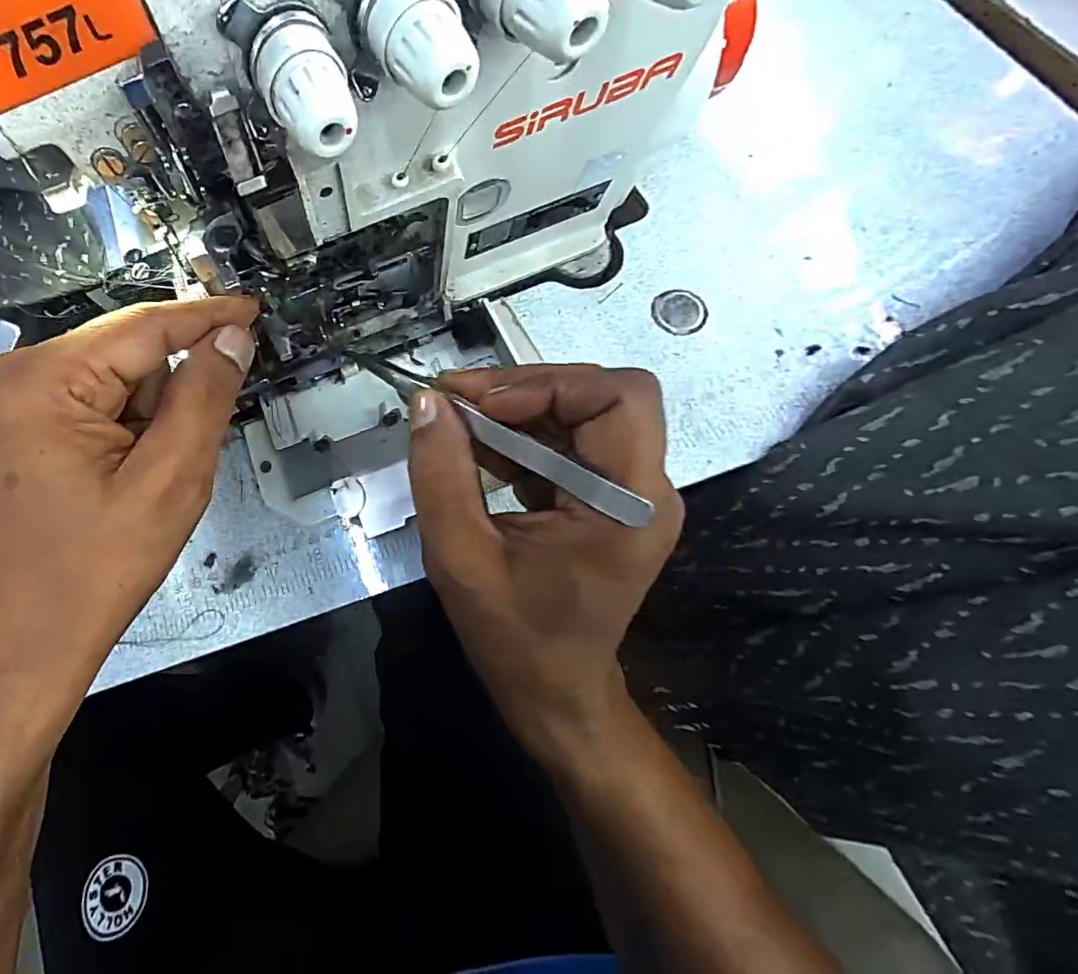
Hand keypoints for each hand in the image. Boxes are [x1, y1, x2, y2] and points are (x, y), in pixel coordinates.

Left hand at [0, 298, 258, 711]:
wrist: (26, 646)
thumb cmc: (97, 569)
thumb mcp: (170, 480)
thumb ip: (204, 397)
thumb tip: (233, 337)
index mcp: (41, 380)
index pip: (143, 326)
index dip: (207, 316)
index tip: (255, 308)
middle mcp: (13, 377)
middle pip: (129, 356)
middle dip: (177, 392)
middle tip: (195, 451)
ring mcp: (9, 405)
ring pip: (118, 383)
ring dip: (155, 419)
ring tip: (155, 482)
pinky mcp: (17, 432)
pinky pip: (96, 407)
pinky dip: (132, 431)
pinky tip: (133, 480)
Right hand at [406, 364, 683, 767]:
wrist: (556, 693)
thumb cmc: (514, 639)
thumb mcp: (460, 558)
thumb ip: (441, 475)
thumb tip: (428, 403)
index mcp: (630, 507)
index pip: (617, 398)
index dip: (547, 385)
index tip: (476, 404)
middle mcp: (648, 490)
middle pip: (607, 394)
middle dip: (531, 388)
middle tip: (462, 402)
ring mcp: (635, 493)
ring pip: (588, 410)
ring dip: (523, 408)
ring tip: (460, 420)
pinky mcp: (614, 498)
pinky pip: (575, 442)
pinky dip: (528, 434)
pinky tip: (481, 447)